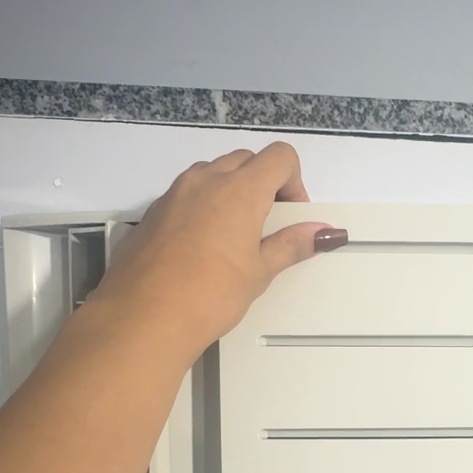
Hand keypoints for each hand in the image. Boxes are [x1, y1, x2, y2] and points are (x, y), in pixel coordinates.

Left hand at [84, 143, 344, 358]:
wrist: (144, 316)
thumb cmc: (211, 294)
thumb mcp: (260, 271)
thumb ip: (294, 244)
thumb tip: (328, 233)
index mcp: (240, 190)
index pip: (280, 157)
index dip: (294, 182)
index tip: (291, 218)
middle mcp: (206, 180)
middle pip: (247, 159)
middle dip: (265, 184)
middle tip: (268, 227)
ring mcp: (175, 192)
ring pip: (214, 172)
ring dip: (233, 190)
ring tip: (235, 237)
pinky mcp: (153, 211)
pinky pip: (187, 193)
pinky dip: (205, 205)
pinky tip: (203, 248)